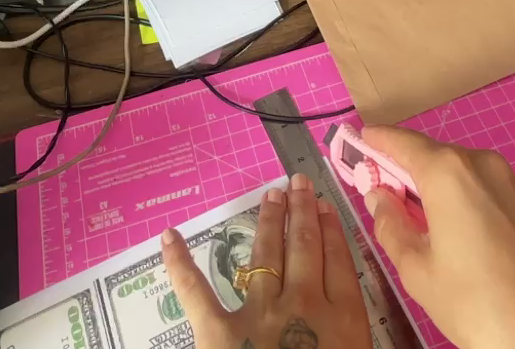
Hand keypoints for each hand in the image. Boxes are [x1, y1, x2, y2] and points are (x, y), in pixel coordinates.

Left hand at [162, 173, 372, 348]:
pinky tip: (167, 236)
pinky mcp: (218, 333)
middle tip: (296, 182)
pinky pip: (196, 293)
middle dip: (302, 211)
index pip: (340, 262)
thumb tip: (341, 320)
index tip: (326, 205)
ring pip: (267, 255)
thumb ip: (346, 339)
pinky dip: (178, 264)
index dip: (332, 229)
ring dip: (269, 221)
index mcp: (343, 323)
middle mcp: (305, 306)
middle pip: (306, 248)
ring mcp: (260, 315)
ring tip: (270, 195)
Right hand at [361, 125, 514, 348]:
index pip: (401, 141)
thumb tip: (378, 196)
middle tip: (380, 192)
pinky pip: (479, 184)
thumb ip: (389, 225)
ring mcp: (508, 179)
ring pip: (456, 170)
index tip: (356, 141)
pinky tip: (450, 227)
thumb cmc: (474, 303)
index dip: (375, 140)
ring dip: (431, 183)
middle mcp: (479, 162)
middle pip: (429, 154)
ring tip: (415, 218)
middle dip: (402, 168)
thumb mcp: (416, 270)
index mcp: (447, 171)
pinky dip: (458, 193)